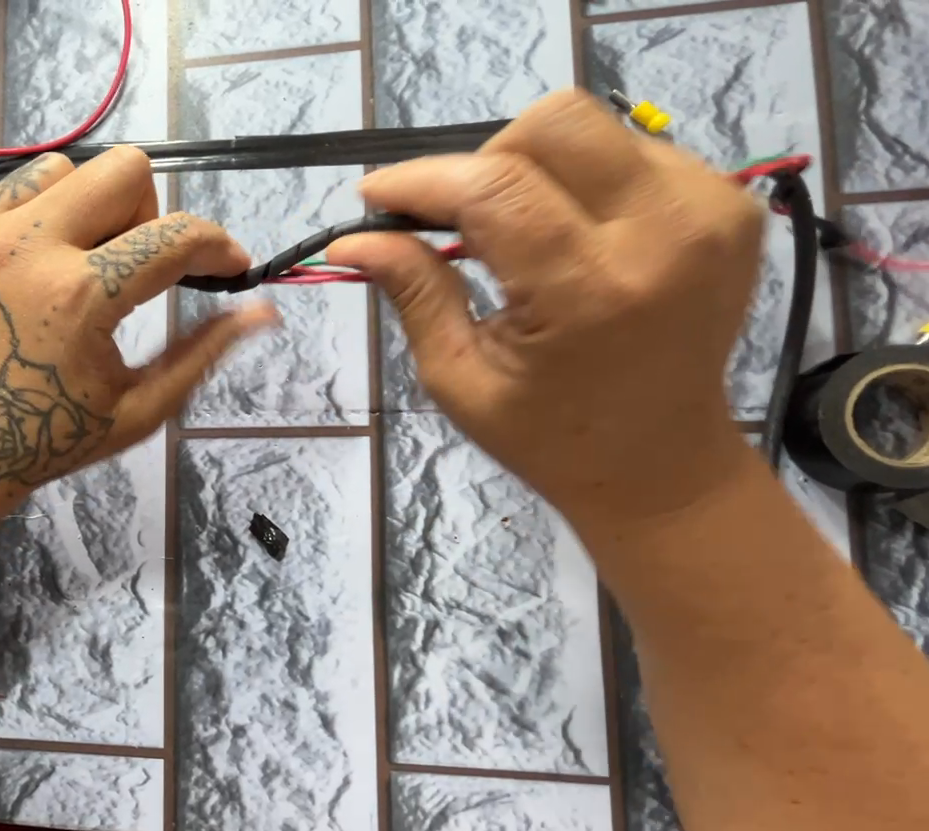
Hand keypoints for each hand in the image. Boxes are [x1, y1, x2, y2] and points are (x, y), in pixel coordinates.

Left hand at [0, 148, 272, 486]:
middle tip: (135, 266)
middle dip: (149, 214)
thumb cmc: (52, 439)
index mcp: (79, 297)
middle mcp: (26, 250)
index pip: (174, 236)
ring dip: (87, 206)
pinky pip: (6, 193)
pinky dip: (35, 219)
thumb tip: (264, 309)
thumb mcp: (138, 409)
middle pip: (123, 168)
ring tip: (79, 263)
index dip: (216, 247)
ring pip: (60, 169)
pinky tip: (34, 270)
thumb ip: (203, 354)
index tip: (225, 266)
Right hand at [329, 89, 764, 527]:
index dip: (422, 180)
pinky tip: (555, 232)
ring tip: (499, 231)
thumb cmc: (541, 433)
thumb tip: (351, 241)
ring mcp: (710, 207)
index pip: (494, 187)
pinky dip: (572, 179)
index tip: (372, 196)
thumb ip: (414, 291)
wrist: (656, 456)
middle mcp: (664, 230)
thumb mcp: (456, 374)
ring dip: (524, 168)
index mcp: (588, 290)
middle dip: (478, 162)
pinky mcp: (728, 202)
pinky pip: (629, 151)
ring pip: (592, 128)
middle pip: (554, 124)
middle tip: (446, 217)